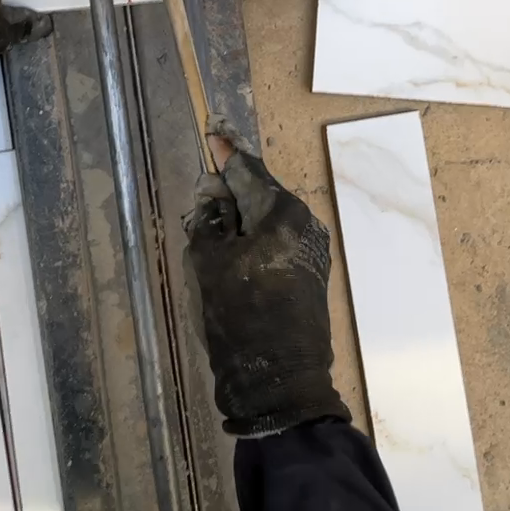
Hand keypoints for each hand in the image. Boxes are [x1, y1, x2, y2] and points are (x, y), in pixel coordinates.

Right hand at [183, 125, 349, 436]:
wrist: (279, 380)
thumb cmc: (241, 316)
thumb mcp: (210, 262)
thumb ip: (208, 222)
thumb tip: (212, 199)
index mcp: (282, 212)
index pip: (248, 170)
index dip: (225, 152)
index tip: (213, 130)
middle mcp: (303, 223)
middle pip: (258, 192)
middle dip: (228, 189)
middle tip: (200, 193)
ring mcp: (309, 249)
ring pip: (265, 217)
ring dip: (237, 216)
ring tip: (208, 222)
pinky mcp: (307, 272)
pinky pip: (273, 239)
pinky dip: (250, 236)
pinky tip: (227, 245)